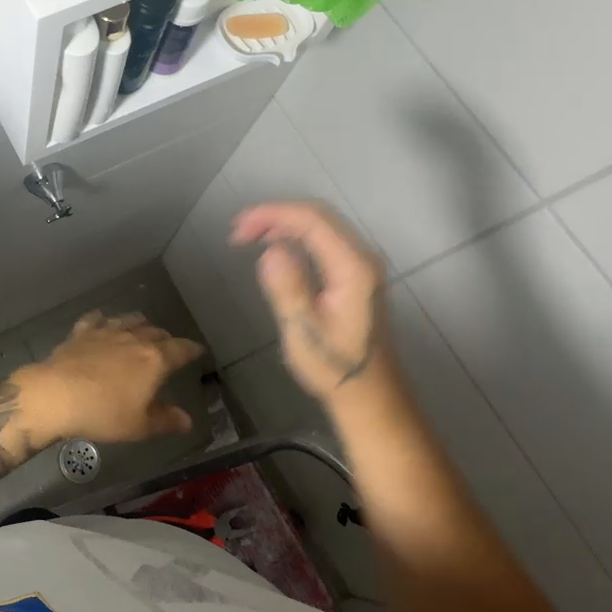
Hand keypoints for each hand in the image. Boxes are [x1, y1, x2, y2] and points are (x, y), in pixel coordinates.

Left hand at [11, 312, 204, 444]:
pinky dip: (103, 319)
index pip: (180, 349)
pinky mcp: (81, 332)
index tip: (198, 351)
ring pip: (128, 320)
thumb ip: (166, 420)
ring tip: (142, 326)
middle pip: (155, 332)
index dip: (192, 350)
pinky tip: (101, 320)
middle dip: (165, 338)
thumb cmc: (104, 413)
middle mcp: (133, 339)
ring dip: (139, 323)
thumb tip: (187, 420)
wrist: (58, 394)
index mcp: (154, 360)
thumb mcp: (139, 425)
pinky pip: (96, 319)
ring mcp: (106, 332)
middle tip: (168, 346)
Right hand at [232, 201, 387, 401]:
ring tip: (250, 237)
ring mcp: (362, 265)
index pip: (311, 220)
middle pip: (318, 215)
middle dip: (275, 215)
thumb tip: (270, 251)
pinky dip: (297, 236)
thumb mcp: (303, 331)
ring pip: (322, 225)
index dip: (272, 214)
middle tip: (239, 232)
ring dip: (285, 224)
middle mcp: (362, 257)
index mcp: (353, 267)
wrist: (372, 397)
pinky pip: (325, 240)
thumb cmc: (335, 368)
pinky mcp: (357, 275)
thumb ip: (287, 287)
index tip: (239, 229)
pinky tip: (276, 248)